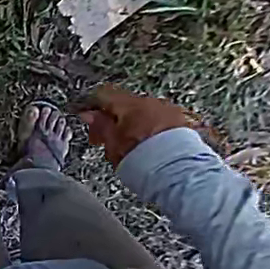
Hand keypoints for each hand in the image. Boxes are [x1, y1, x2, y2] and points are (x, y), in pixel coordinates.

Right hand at [77, 85, 199, 165]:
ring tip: (128, 148)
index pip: (104, 95)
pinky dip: (150, 132)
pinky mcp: (182, 123)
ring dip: (132, 126)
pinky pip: (159, 122)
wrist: (178, 173)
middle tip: (105, 140)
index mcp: (131, 104)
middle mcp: (151, 102)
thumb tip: (89, 114)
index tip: (88, 119)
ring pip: (143, 114)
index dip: (91, 107)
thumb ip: (99, 125)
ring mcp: (168, 112)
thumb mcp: (112, 144)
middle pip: (125, 105)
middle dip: (113, 120)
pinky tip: (147, 148)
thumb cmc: (144, 160)